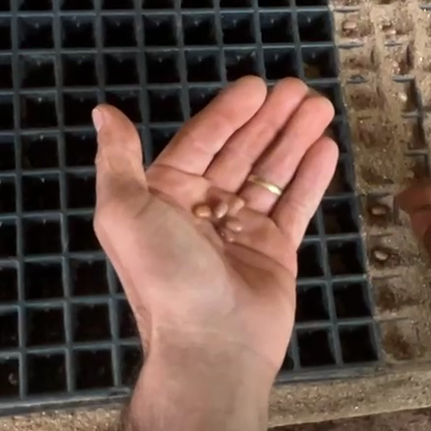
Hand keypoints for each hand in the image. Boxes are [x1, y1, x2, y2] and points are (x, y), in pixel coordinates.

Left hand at [92, 76, 339, 381]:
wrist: (210, 345)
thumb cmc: (165, 274)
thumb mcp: (125, 212)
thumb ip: (117, 160)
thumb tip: (104, 111)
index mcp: (166, 196)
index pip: (202, 141)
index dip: (229, 112)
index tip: (258, 86)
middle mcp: (204, 210)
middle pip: (242, 152)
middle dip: (271, 119)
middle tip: (301, 88)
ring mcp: (242, 231)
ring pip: (272, 173)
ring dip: (295, 139)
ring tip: (321, 106)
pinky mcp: (275, 252)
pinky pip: (294, 206)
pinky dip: (310, 177)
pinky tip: (327, 147)